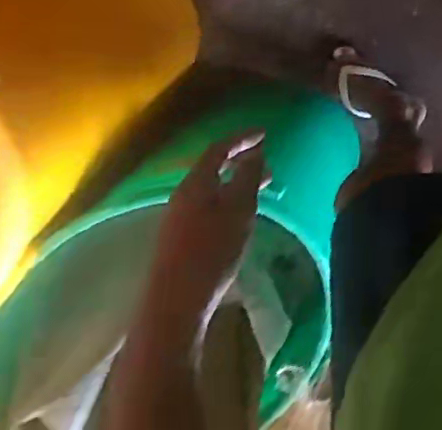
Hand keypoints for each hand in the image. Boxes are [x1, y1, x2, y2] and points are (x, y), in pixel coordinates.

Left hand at [110, 132, 265, 429]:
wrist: (173, 308)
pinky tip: (241, 215)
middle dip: (241, 160)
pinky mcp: (178, 241)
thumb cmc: (211, 252)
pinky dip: (227, 200)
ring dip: (235, 182)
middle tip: (268, 160)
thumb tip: (254, 152)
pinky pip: (207, 206)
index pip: (219, 148)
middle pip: (212, 168)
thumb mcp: (240, 210)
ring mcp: (177, 220)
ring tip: (262, 187)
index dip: (242, 137)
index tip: (265, 133)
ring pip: (211, 189)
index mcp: (195, 184)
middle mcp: (182, 197)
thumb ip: (248, 177)